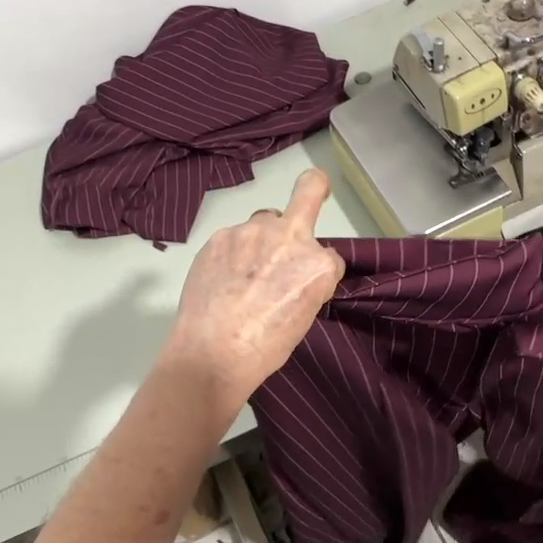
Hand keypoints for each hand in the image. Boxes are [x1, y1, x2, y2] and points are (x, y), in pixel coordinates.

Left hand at [162, 169, 345, 402]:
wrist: (212, 355)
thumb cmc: (264, 348)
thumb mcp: (302, 317)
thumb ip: (304, 284)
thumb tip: (290, 276)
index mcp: (319, 265)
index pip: (329, 255)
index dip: (320, 272)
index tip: (307, 288)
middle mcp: (289, 237)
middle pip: (308, 190)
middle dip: (314, 187)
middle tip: (315, 188)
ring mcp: (251, 231)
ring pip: (264, 220)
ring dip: (262, 238)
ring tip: (244, 274)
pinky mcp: (219, 236)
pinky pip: (234, 238)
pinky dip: (232, 254)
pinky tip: (221, 281)